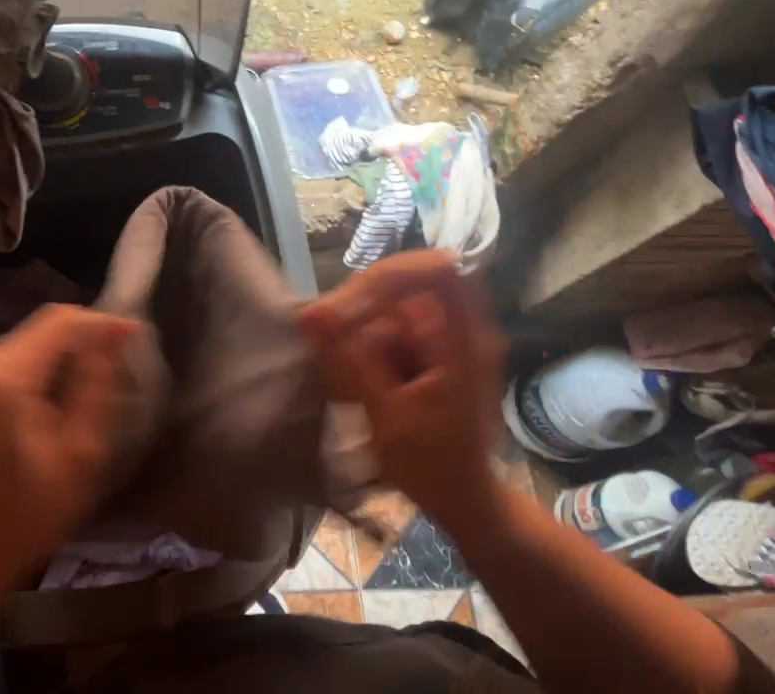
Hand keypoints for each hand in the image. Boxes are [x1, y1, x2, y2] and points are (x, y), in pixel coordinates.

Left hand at [0, 304, 137, 593]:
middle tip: (123, 358)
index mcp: (3, 377)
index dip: (101, 322)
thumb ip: (96, 388)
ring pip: (29, 341)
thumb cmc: (27, 515)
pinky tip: (65, 391)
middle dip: (84, 336)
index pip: (59, 322)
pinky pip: (14, 360)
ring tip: (100, 376)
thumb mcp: (79, 454)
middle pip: (41, 327)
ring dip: (65, 351)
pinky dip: (45, 365)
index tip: (136, 335)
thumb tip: (113, 341)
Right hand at [299, 251, 507, 529]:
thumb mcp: (385, 412)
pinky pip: (397, 330)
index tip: (347, 299)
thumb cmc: (432, 465)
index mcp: (463, 340)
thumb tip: (309, 312)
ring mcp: (450, 340)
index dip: (392, 273)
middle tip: (326, 336)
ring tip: (345, 373)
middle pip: (408, 286)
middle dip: (363, 307)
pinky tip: (360, 379)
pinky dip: (372, 346)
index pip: (438, 271)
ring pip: (395, 309)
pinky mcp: (437, 352)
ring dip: (363, 331)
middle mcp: (463, 330)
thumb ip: (348, 358)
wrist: (465, 503)